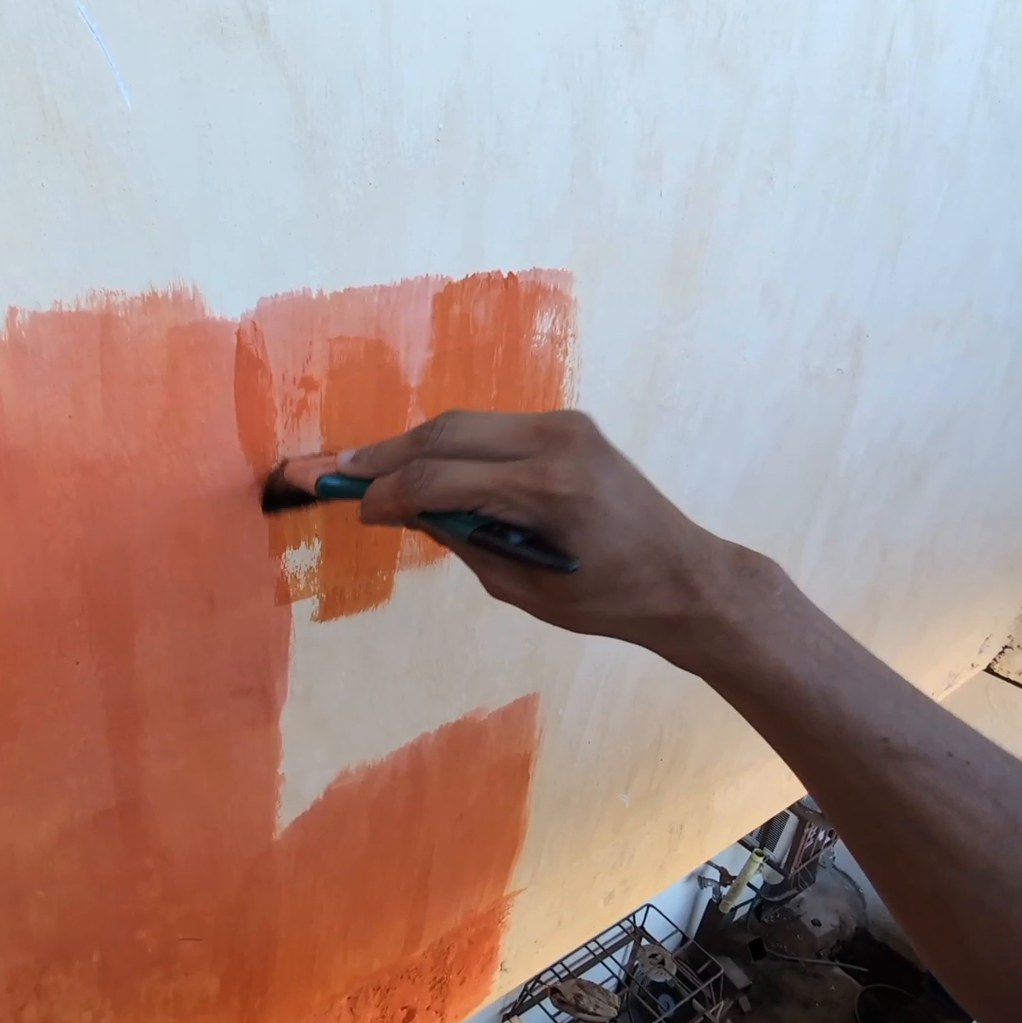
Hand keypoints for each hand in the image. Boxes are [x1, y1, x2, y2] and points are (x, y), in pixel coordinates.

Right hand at [342, 410, 767, 662]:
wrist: (685, 574)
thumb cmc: (607, 601)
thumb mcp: (521, 587)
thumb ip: (459, 539)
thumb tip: (403, 508)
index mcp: (547, 489)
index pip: (439, 477)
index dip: (387, 492)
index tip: (356, 509)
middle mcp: (554, 439)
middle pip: (443, 432)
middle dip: (384, 454)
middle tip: (336, 472)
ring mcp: (563, 423)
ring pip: (461, 422)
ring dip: (411, 445)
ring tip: (368, 468)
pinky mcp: (565, 423)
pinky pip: (486, 428)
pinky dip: (446, 446)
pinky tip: (419, 464)